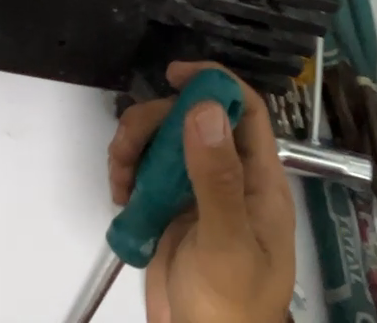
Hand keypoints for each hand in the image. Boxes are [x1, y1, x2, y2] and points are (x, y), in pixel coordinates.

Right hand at [107, 62, 295, 322]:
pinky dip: (125, 172)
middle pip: (190, 119)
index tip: (172, 76)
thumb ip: (217, 178)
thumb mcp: (227, 244)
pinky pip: (144, 170)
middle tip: (127, 147)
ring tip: (118, 176)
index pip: (244, 111)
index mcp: (258, 182)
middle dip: (154, 122)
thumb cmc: (230, 305)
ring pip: (162, 141)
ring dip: (133, 146)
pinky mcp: (167, 209)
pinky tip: (119, 194)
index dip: (213, 83)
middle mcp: (228, 178)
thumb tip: (205, 108)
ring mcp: (195, 193)